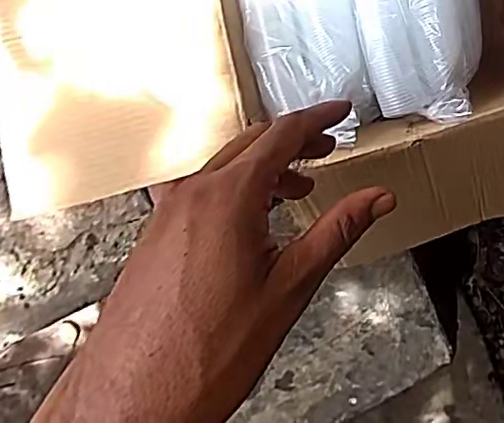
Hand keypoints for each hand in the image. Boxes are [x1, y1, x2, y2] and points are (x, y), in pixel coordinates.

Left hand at [35, 103, 394, 422]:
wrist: (126, 409)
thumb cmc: (201, 358)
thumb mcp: (288, 288)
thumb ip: (338, 230)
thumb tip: (377, 198)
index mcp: (229, 196)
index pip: (284, 133)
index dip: (319, 117)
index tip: (339, 111)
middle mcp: (194, 192)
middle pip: (255, 140)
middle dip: (296, 139)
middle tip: (326, 145)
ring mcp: (169, 210)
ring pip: (228, 161)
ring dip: (268, 163)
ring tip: (296, 184)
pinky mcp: (155, 231)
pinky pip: (203, 185)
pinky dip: (237, 184)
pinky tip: (251, 214)